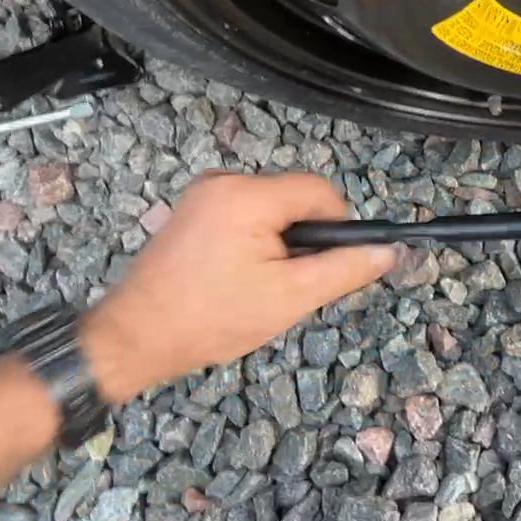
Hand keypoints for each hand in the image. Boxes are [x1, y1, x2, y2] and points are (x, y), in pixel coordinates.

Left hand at [80, 173, 397, 400]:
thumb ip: (344, 269)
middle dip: (304, 237)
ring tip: (260, 283)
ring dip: (280, 240)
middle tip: (290, 282)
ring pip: (272, 206)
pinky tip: (239, 274)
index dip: (337, 226)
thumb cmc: (211, 319)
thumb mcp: (289, 298)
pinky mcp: (192, 208)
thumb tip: (388, 250)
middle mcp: (224, 181)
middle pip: (295, 198)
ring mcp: (203, 193)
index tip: (329, 264)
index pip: (320, 191)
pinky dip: (255, 237)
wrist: (132, 339)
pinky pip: (245, 211)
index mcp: (247, 195)